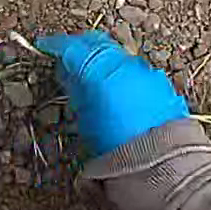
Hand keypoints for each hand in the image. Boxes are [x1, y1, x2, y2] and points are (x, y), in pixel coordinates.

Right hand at [37, 30, 188, 155]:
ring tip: (89, 74)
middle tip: (66, 55)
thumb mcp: (87, 122)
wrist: (164, 167)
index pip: (73, 47)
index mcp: (102, 72)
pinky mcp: (160, 84)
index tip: (46, 46)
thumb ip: (76, 91)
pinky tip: (114, 87)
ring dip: (101, 58)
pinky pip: (134, 68)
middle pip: (97, 42)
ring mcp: (145, 72)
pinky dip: (120, 72)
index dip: (56, 45)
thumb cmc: (122, 151)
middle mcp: (126, 65)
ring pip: (116, 53)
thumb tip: (69, 75)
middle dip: (79, 45)